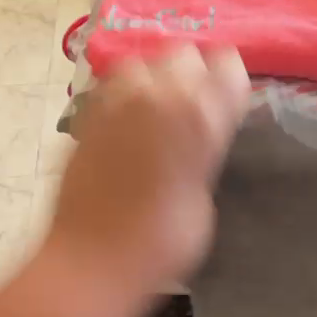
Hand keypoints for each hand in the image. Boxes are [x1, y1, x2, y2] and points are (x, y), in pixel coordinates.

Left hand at [45, 45, 251, 297]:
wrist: (92, 262)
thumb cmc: (161, 246)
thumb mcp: (202, 202)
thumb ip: (204, 155)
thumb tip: (200, 141)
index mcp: (197, 115)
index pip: (228, 67)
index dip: (230, 86)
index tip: (230, 108)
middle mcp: (156, 93)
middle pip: (184, 54)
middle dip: (193, 77)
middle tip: (194, 116)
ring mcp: (114, 100)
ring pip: (144, 64)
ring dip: (156, 84)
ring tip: (159, 120)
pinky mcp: (86, 115)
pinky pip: (114, 89)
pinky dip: (127, 101)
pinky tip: (130, 133)